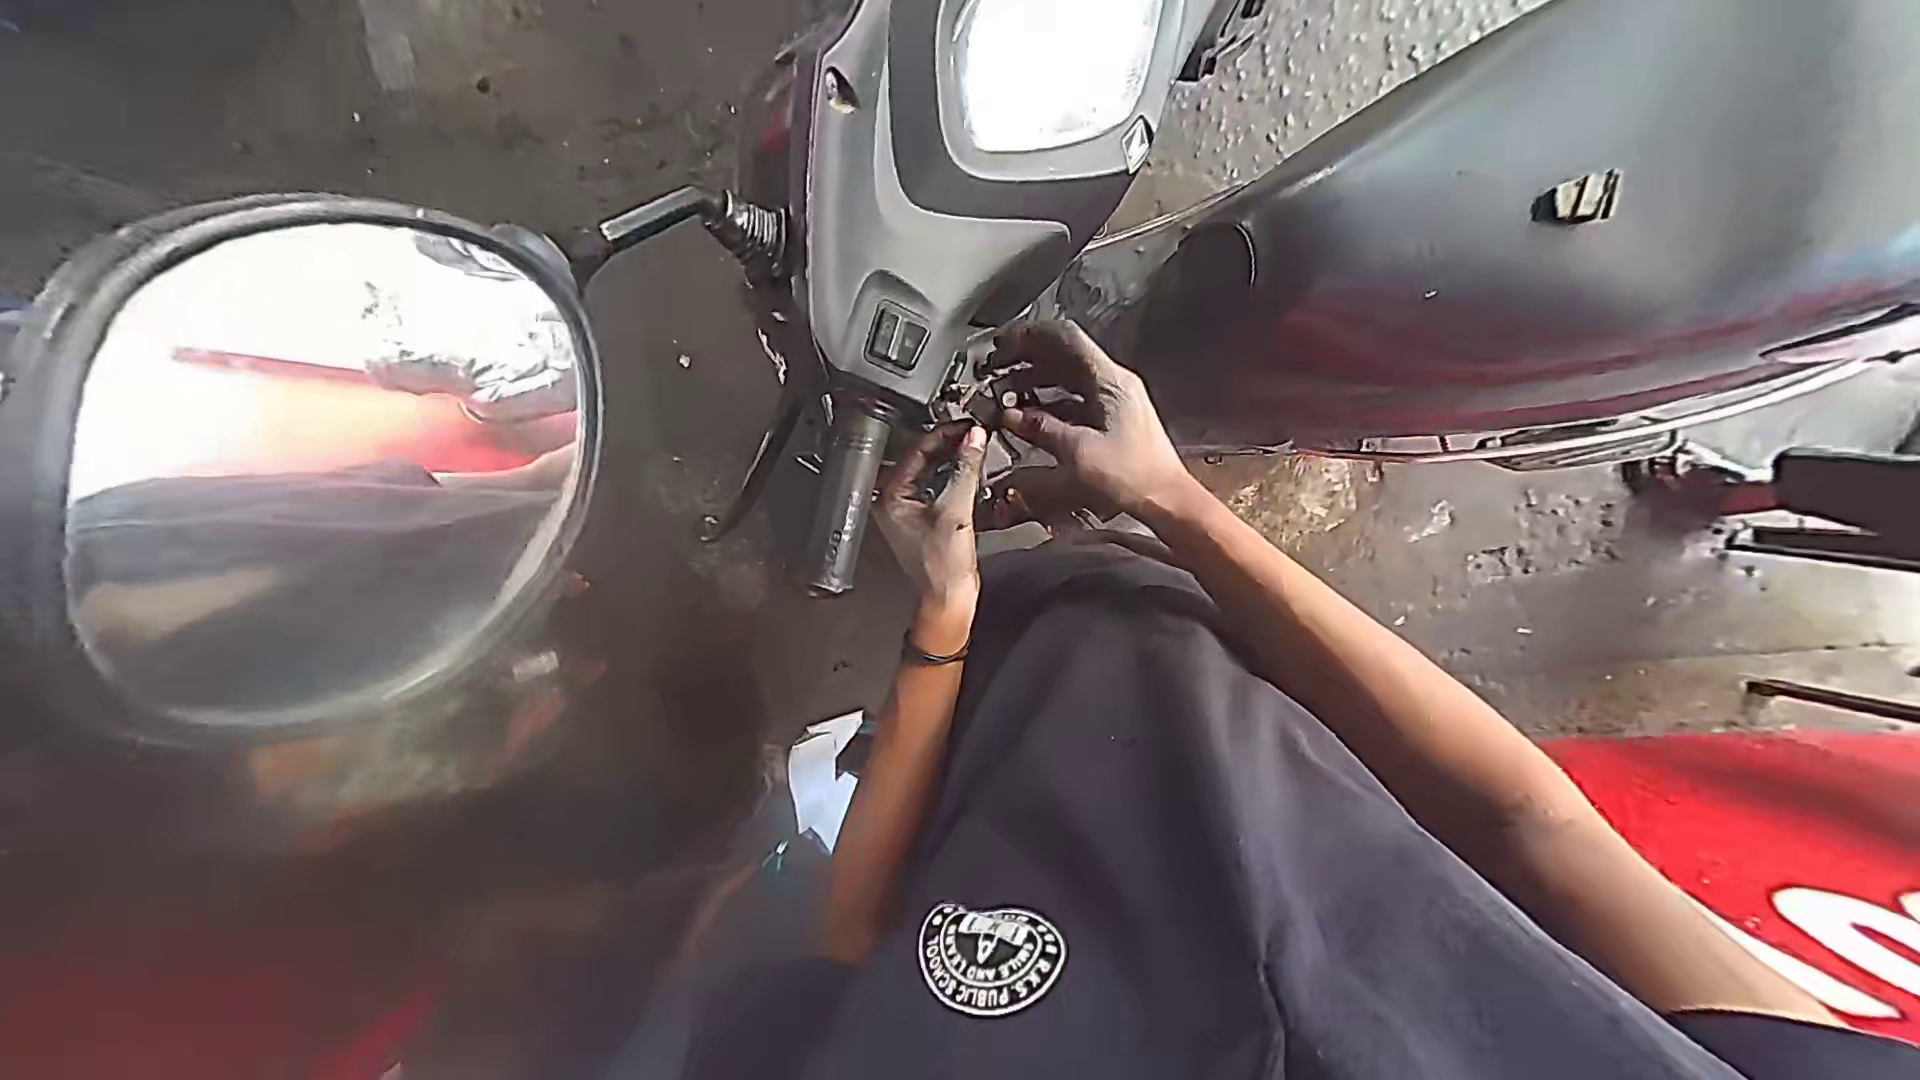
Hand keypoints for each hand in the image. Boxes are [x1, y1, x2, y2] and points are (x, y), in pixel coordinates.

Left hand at [875, 422, 989, 631]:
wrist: (950, 598)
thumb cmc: (940, 568)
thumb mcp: (955, 511)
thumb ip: (965, 470)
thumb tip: (973, 439)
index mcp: (890, 497)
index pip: (916, 451)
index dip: (943, 435)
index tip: (965, 426)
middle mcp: (895, 501)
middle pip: (922, 459)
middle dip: (949, 445)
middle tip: (972, 434)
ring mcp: (911, 510)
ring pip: (932, 472)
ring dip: (954, 460)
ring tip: (974, 447)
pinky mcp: (927, 519)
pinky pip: (939, 487)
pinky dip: (955, 476)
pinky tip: (971, 471)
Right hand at [991, 320, 1199, 520]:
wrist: (1164, 499)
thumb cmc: (1133, 476)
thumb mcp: (1077, 451)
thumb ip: (1040, 429)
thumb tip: (1011, 416)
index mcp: (1109, 382)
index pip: (1065, 339)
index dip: (1029, 336)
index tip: (1003, 345)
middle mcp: (1113, 385)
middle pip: (1063, 357)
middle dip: (1026, 361)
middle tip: (997, 370)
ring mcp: (1113, 403)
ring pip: (1066, 380)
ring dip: (1034, 384)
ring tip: (1006, 396)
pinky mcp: (1112, 422)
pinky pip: (1073, 402)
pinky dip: (1048, 405)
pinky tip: (1029, 418)